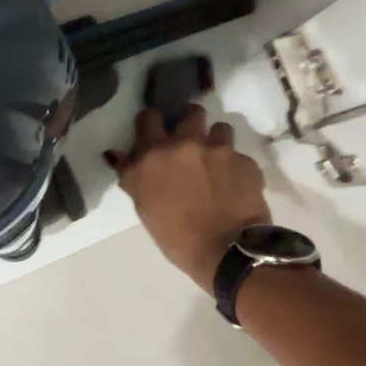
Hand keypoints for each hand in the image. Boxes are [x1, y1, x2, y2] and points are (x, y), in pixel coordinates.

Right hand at [107, 105, 270, 289]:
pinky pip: (239, 155)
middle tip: (191, 143)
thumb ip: (132, 175)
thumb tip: (120, 155)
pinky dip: (236, 167)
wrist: (226, 253)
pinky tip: (235, 186)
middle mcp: (185, 143)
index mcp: (153, 155)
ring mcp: (219, 150)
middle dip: (190, 123)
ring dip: (216, 142)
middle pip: (191, 112)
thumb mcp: (143, 207)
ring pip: (220, 128)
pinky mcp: (246, 161)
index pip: (148, 117)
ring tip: (217, 163)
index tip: (157, 133)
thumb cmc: (175, 237)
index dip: (153, 123)